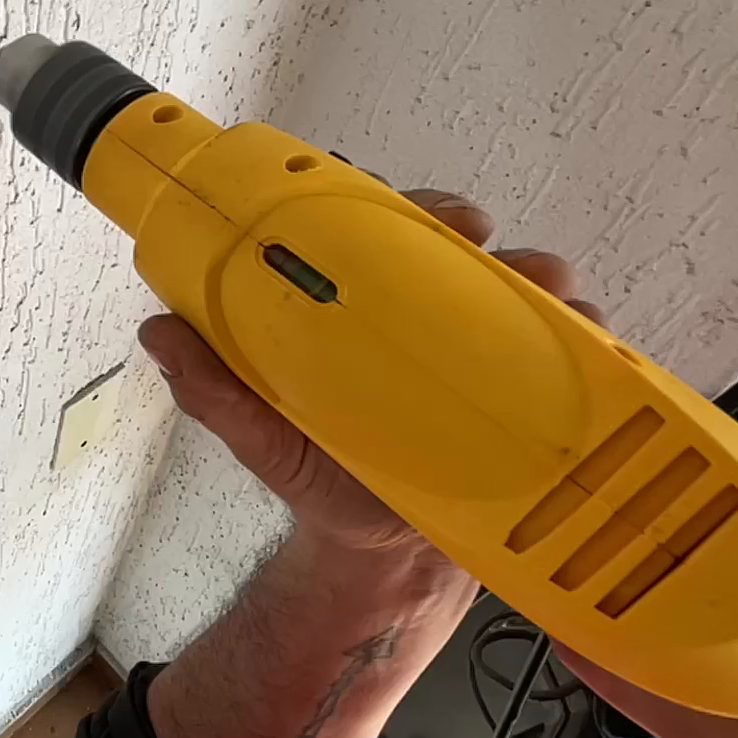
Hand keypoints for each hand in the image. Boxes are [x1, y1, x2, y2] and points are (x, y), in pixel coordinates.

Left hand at [135, 189, 606, 551]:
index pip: (347, 231)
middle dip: (449, 218)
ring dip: (526, 266)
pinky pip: (561, 344)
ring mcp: (468, 347)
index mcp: (338, 311)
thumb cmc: (317, 475)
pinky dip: (578, 329)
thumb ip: (208, 388)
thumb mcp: (255, 432)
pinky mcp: (522, 385)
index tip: (357, 185)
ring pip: (506, 280)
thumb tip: (156, 332)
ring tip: (532, 278)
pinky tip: (581, 334)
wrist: (384, 553)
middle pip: (432, 240)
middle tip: (461, 228)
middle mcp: (405, 316)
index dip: (353, 196)